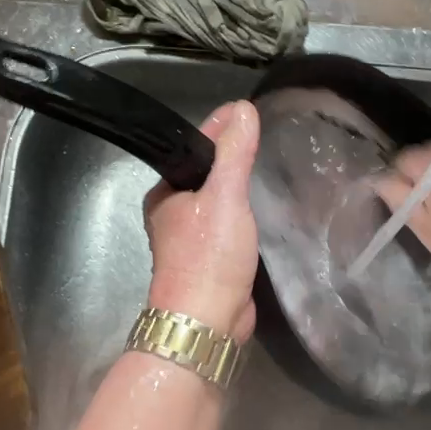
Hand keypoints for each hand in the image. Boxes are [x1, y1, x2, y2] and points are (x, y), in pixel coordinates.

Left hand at [143, 100, 259, 339]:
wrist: (206, 320)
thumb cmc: (208, 255)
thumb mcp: (224, 196)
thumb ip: (234, 153)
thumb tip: (244, 109)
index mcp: (163, 192)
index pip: (194, 146)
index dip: (220, 127)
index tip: (248, 112)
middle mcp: (172, 212)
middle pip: (205, 172)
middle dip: (230, 155)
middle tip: (263, 136)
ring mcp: (189, 237)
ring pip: (217, 199)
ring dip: (239, 185)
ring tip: (267, 164)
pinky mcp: (209, 258)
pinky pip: (228, 223)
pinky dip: (244, 212)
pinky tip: (263, 206)